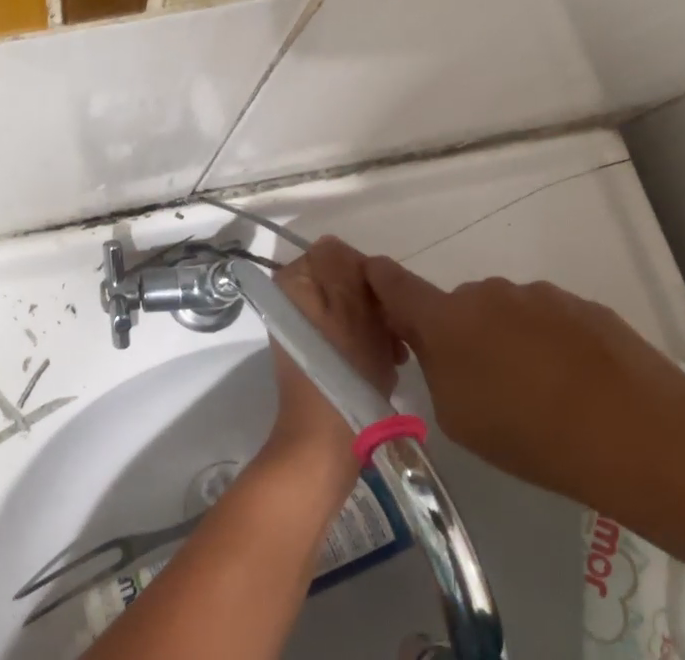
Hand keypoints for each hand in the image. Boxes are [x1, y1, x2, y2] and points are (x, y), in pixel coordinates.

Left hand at [265, 237, 405, 462]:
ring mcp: (301, 328)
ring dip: (377, 330)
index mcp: (293, 280)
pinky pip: (347, 338)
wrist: (326, 437)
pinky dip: (367, 350)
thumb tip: (333, 245)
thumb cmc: (344, 368)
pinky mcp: (313, 355)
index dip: (371, 278)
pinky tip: (384, 369)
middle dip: (376, 307)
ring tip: (392, 357)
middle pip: (347, 284)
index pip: (341, 255)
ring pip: (352, 312)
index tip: (388, 305)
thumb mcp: (351, 307)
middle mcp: (291, 299)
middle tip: (394, 337)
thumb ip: (341, 266)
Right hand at [363, 258, 684, 506]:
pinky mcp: (588, 306)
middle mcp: (487, 293)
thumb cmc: (532, 437)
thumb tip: (441, 350)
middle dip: (460, 335)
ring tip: (543, 394)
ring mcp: (541, 295)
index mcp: (446, 319)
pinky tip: (579, 388)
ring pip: (506, 314)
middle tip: (484, 386)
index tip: (367, 277)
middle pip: (457, 306)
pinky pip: (551, 321)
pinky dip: (552, 346)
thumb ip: (437, 372)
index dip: (376, 278)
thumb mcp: (458, 419)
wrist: (645, 439)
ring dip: (509, 341)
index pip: (393, 281)